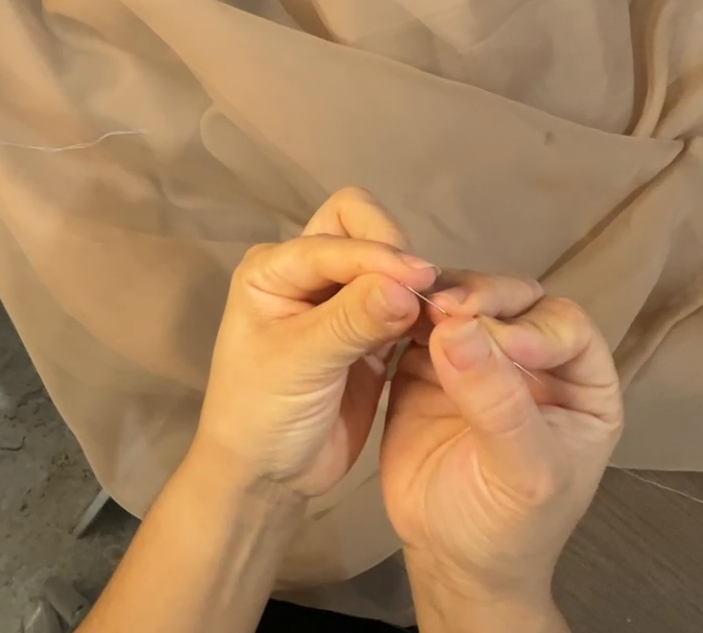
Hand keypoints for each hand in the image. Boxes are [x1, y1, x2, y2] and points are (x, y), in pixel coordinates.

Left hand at [191, 188, 437, 500]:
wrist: (267, 476)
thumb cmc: (260, 414)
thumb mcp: (298, 363)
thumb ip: (351, 321)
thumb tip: (407, 284)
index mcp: (274, 268)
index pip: (335, 236)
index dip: (377, 254)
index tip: (422, 279)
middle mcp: (306, 273)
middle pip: (360, 227)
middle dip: (393, 251)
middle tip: (425, 293)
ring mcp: (340, 300)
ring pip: (387, 265)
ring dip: (414, 284)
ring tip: (441, 315)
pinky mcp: (370, 332)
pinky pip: (404, 305)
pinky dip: (423, 313)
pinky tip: (441, 332)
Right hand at [381, 275, 622, 620]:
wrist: (447, 556)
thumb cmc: (509, 525)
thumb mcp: (522, 472)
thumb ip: (497, 402)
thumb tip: (458, 328)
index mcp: (577, 381)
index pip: (562, 325)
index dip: (532, 326)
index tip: (499, 342)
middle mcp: (527, 357)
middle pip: (510, 300)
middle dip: (480, 297)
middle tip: (445, 308)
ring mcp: (473, 354)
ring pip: (459, 301)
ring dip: (435, 297)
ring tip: (411, 307)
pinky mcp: (423, 360)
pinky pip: (414, 321)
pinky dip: (400, 312)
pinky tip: (387, 315)